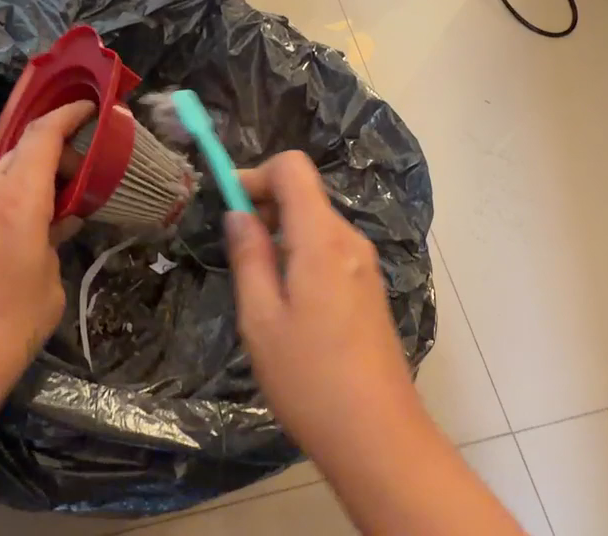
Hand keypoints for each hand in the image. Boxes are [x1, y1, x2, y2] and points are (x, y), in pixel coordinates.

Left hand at [0, 100, 93, 417]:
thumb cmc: (4, 331)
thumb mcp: (49, 286)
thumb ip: (56, 241)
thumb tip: (55, 224)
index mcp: (15, 197)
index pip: (42, 134)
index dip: (68, 115)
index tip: (91, 109)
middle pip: (20, 150)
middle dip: (54, 151)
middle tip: (82, 173)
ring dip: (28, 177)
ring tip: (54, 204)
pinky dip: (7, 199)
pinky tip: (20, 232)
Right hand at [224, 151, 424, 457]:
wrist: (380, 439)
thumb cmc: (310, 380)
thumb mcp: (261, 320)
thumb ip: (249, 257)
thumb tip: (238, 214)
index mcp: (322, 239)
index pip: (292, 168)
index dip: (256, 175)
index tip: (228, 207)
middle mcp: (350, 241)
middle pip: (304, 193)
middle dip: (265, 207)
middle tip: (235, 252)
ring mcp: (365, 265)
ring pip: (316, 223)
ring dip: (281, 235)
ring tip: (258, 286)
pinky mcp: (370, 289)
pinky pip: (329, 250)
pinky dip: (301, 256)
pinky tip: (288, 304)